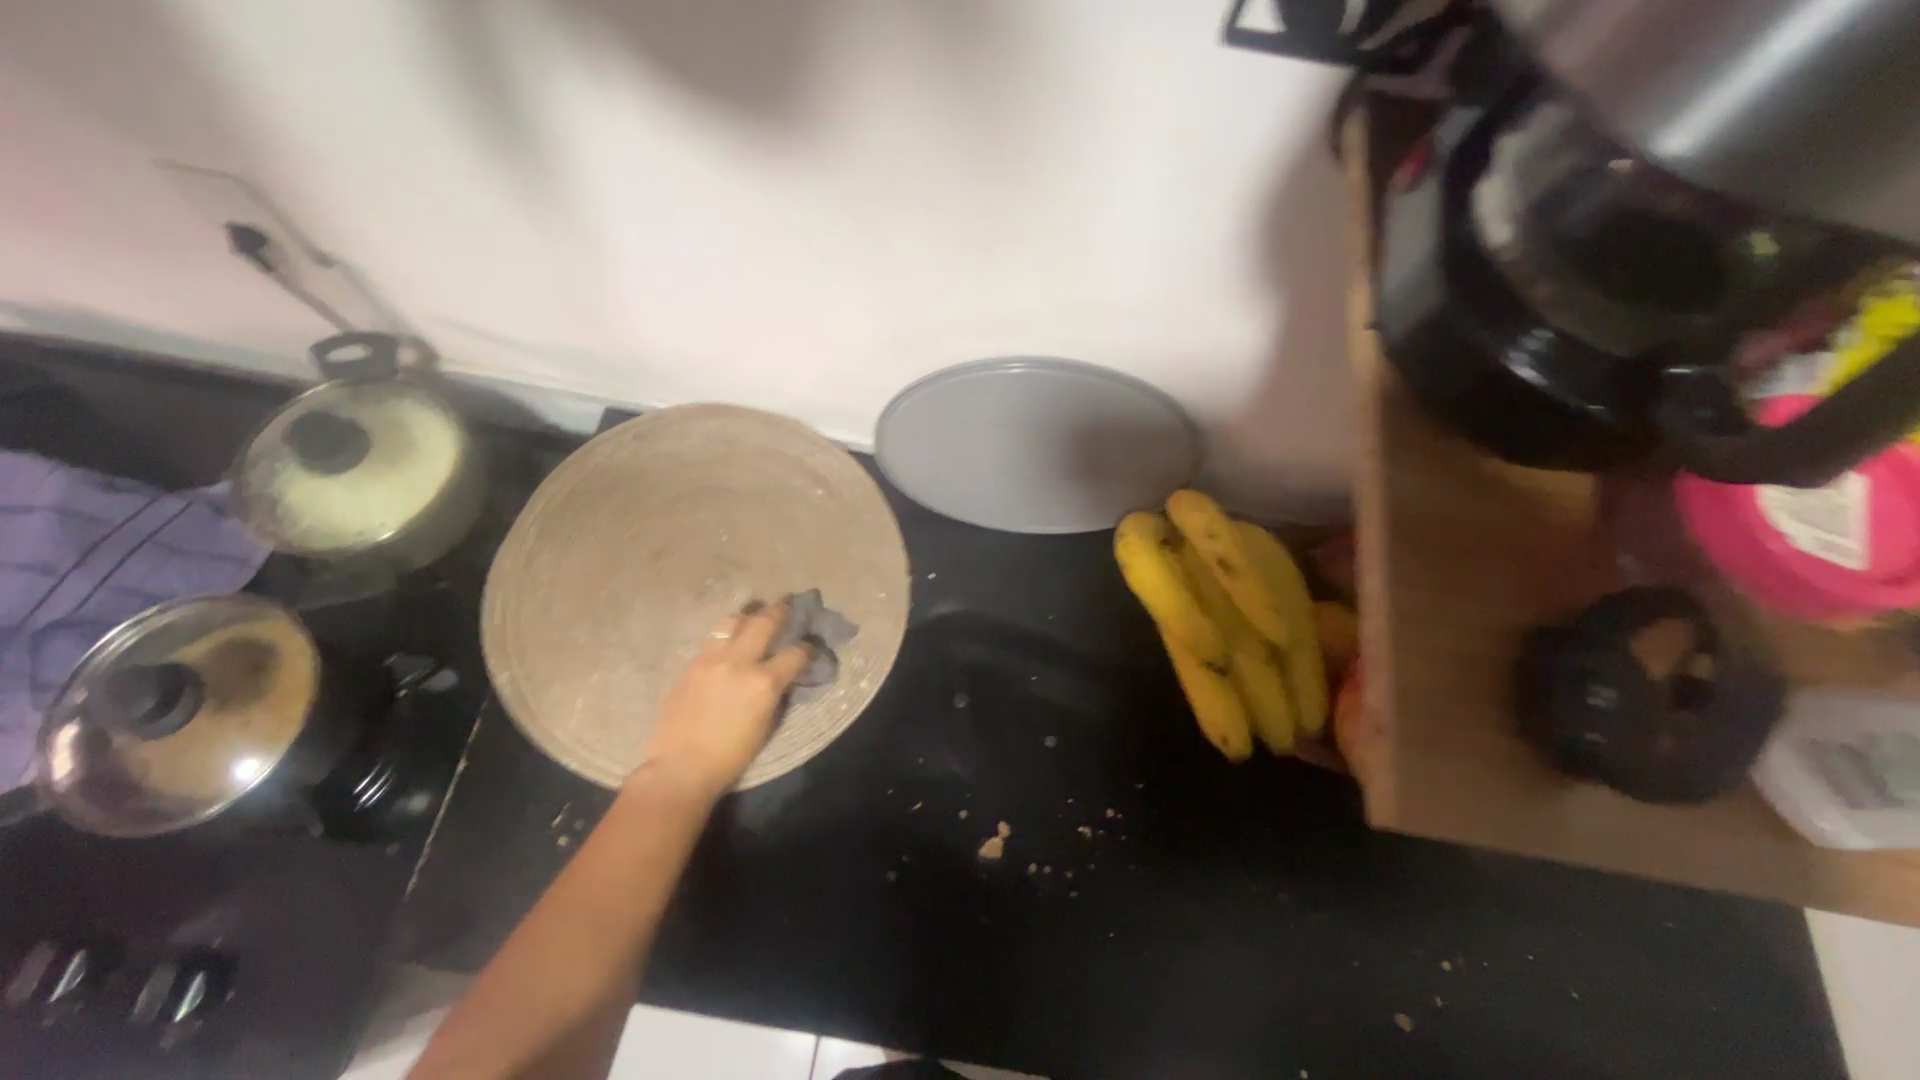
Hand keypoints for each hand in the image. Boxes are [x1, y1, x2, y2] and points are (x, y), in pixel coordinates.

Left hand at [637, 602, 810, 801]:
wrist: (680, 766)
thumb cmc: (730, 756)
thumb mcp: (766, 724)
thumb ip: (775, 693)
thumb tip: (782, 677)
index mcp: (764, 682)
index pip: (795, 653)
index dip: (807, 648)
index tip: (809, 646)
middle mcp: (739, 661)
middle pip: (764, 622)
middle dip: (780, 611)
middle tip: (787, 604)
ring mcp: (711, 659)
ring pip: (732, 621)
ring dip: (747, 615)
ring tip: (753, 614)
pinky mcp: (691, 664)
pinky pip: (712, 639)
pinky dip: (726, 634)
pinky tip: (728, 640)